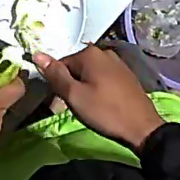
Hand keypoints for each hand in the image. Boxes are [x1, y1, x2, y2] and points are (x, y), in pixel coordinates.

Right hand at [32, 45, 165, 150]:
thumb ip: (55, 74)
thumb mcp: (74, 95)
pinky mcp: (126, 74)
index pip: (60, 63)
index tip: (62, 100)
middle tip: (75, 104)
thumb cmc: (105, 111)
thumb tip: (37, 54)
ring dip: (84, 86)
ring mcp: (118, 62)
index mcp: (90, 53)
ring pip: (90, 72)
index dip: (57, 83)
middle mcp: (104, 52)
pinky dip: (98, 87)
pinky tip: (102, 102)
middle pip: (76, 66)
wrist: (142, 128)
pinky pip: (103, 77)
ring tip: (88, 106)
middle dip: (71, 83)